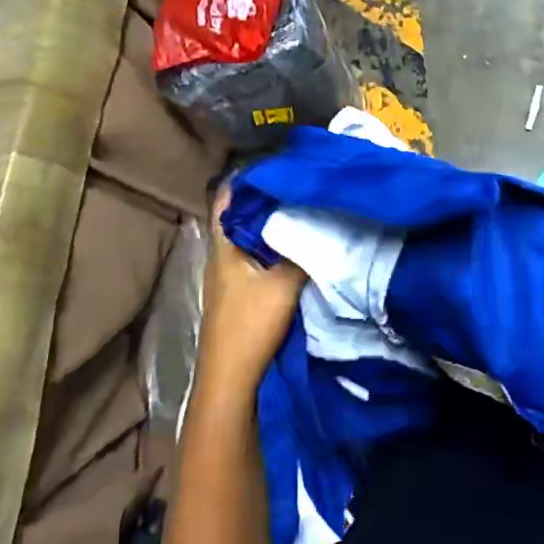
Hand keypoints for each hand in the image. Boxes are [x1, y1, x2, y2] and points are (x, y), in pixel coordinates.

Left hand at [197, 184, 308, 395]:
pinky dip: (271, 245)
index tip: (276, 163)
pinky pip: (254, 256)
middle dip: (264, 198)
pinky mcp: (237, 292)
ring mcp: (227, 275)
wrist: (230, 379)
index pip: (226, 197)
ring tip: (300, 207)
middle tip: (296, 183)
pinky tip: (294, 245)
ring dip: (269, 223)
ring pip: (248, 237)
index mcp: (223, 245)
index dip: (246, 177)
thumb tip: (323, 225)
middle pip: (238, 215)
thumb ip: (303, 252)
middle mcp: (220, 255)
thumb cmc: (250, 324)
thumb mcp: (283, 285)